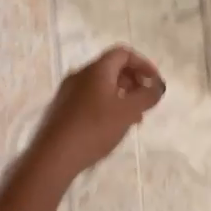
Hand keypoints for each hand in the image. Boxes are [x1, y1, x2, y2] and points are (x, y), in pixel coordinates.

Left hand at [29, 45, 165, 182]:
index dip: (143, 64)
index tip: (154, 83)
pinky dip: (106, 105)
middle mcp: (80, 74)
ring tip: (133, 118)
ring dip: (121, 96)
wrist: (52, 156)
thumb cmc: (94, 128)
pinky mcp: (61, 109)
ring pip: (101, 85)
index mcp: (97, 69)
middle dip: (133, 82)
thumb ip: (147, 96)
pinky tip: (111, 128)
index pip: (124, 53)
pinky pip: (90, 99)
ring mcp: (68, 92)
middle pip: (112, 68)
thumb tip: (158, 85)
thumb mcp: (128, 112)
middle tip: (145, 101)